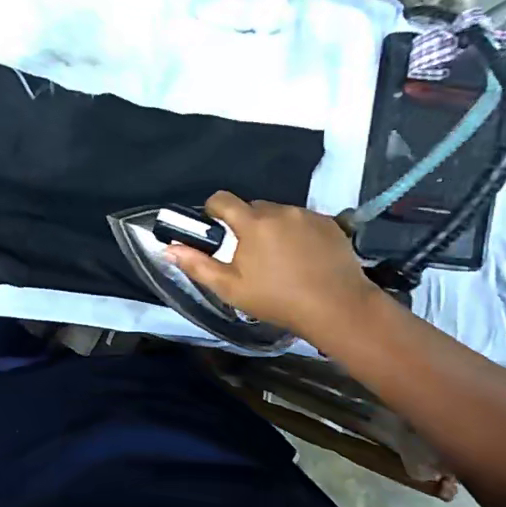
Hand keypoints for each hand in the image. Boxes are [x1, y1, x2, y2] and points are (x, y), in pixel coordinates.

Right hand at [164, 191, 377, 336]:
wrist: (337, 307)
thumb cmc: (277, 299)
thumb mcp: (230, 288)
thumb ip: (197, 265)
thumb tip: (168, 249)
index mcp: (252, 223)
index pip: (223, 199)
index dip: (212, 210)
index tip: (213, 227)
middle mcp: (280, 210)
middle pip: (252, 208)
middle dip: (245, 224)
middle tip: (247, 254)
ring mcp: (307, 215)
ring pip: (279, 214)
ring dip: (272, 228)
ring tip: (277, 259)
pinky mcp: (330, 223)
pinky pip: (302, 220)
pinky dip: (296, 233)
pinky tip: (301, 258)